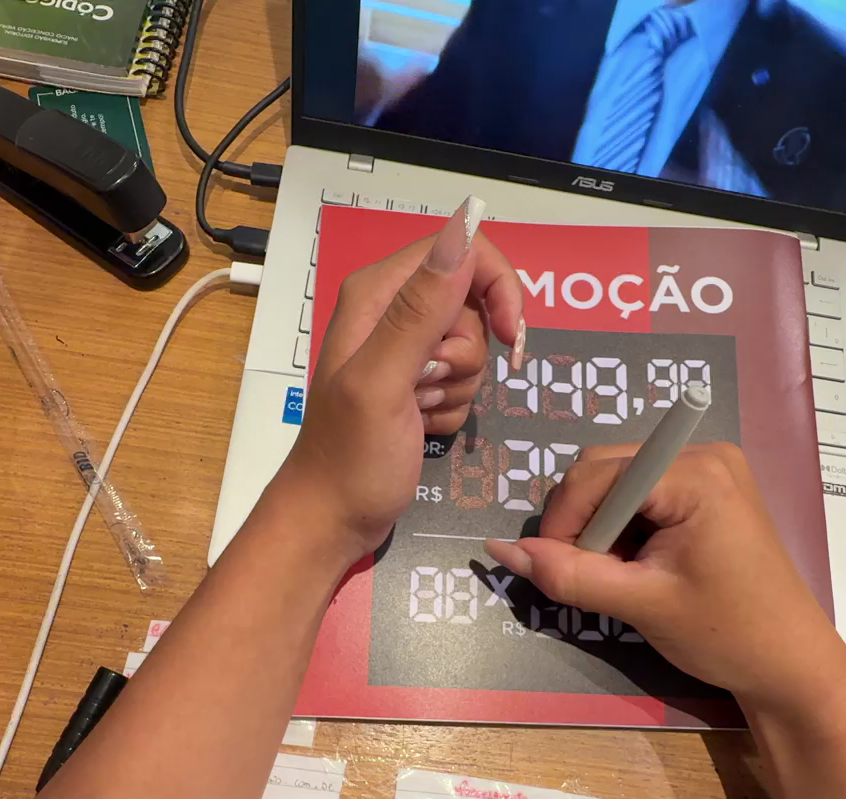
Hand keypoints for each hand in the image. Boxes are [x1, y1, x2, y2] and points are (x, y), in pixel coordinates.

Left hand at [271, 197, 523, 564]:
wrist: (335, 516)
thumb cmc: (350, 456)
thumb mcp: (382, 382)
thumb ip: (419, 311)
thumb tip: (464, 235)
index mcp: (377, 294)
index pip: (459, 250)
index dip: (496, 285)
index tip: (510, 336)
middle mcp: (392, 312)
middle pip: (471, 303)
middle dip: (468, 353)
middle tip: (429, 386)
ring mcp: (407, 352)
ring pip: (473, 347)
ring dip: (458, 387)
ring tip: (417, 411)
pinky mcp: (419, 386)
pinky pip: (464, 383)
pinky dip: (452, 409)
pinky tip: (420, 426)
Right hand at [483, 443, 845, 723]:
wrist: (789, 665)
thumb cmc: (725, 633)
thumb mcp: (640, 604)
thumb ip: (568, 573)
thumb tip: (500, 551)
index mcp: (695, 473)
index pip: (595, 475)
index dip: (565, 522)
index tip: (562, 571)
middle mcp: (702, 454)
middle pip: (602, 470)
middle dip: (583, 524)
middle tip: (597, 577)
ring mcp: (708, 469)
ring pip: (614, 482)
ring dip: (601, 529)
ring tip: (623, 576)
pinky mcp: (706, 489)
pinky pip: (638, 493)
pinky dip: (623, 528)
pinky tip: (639, 564)